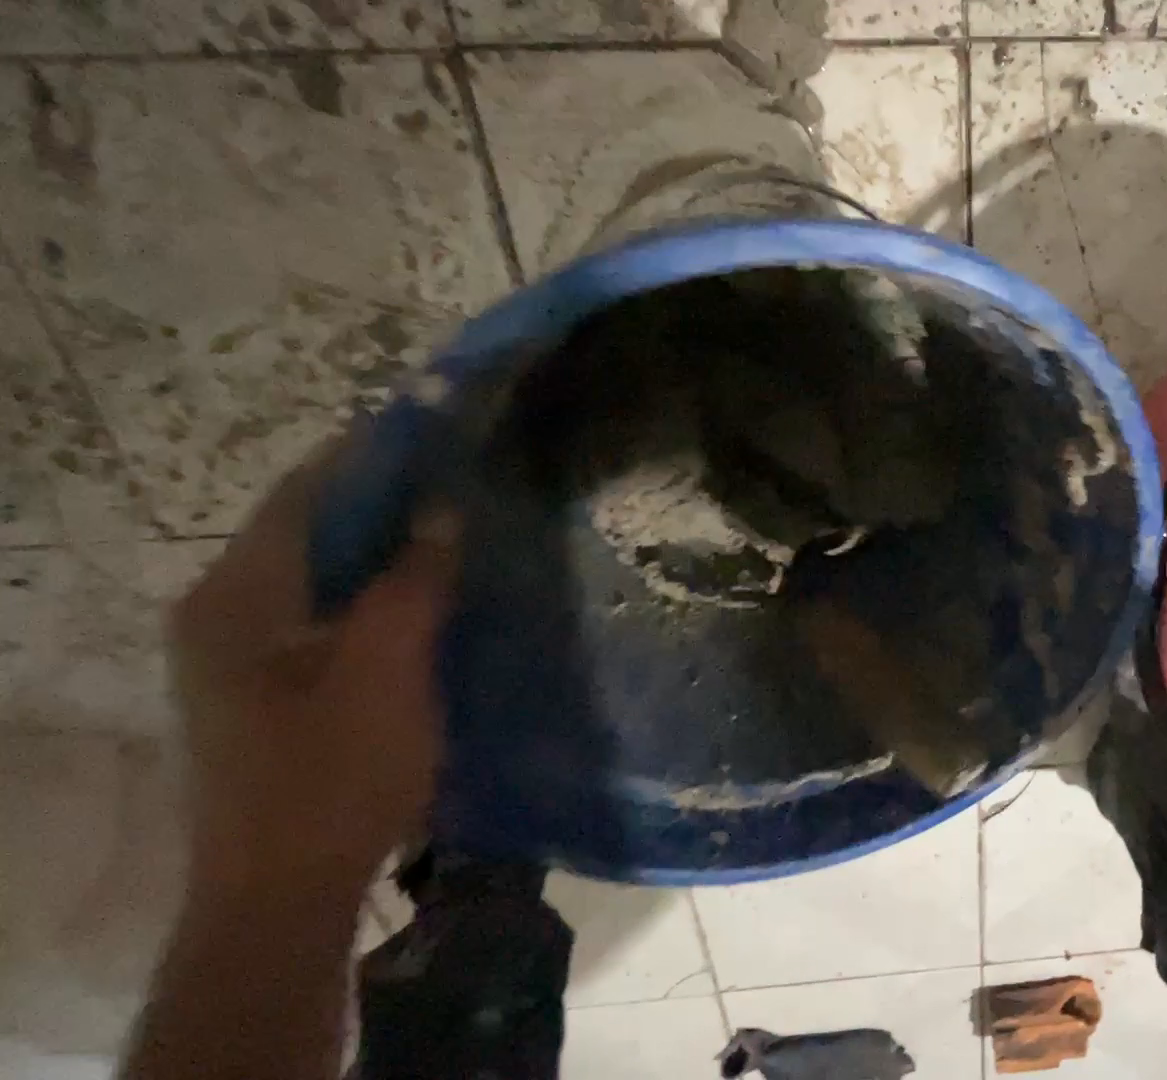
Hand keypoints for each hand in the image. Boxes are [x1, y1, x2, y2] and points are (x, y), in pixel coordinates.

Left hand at [167, 437, 460, 898]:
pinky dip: (379, 590)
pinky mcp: (274, 686)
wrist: (284, 891)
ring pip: (325, 573)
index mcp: (235, 597)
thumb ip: (412, 582)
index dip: (370, 453)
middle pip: (311, 529)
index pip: (303, 493)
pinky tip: (434, 595)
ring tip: (461, 527)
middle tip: (466, 478)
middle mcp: (225, 612)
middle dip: (387, 498)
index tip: (437, 425)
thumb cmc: (333, 772)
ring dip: (387, 547)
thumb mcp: (385, 668)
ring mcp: (244, 653)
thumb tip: (441, 509)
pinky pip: (331, 612)